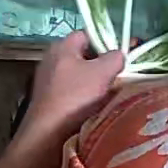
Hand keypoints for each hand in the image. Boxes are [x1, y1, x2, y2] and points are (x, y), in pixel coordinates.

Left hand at [20, 31, 124, 145]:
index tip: (121, 56)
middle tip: (118, 75)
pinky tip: (92, 107)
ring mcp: (47, 80)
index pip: (87, 34)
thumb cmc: (76, 97)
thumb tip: (119, 55)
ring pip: (77, 75)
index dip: (105, 42)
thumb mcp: (103, 72)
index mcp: (62, 47)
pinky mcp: (47, 99)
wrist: (49, 133)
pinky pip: (70, 91)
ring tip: (108, 93)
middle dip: (101, 64)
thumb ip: (115, 58)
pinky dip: (82, 96)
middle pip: (82, 55)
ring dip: (93, 82)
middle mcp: (51, 59)